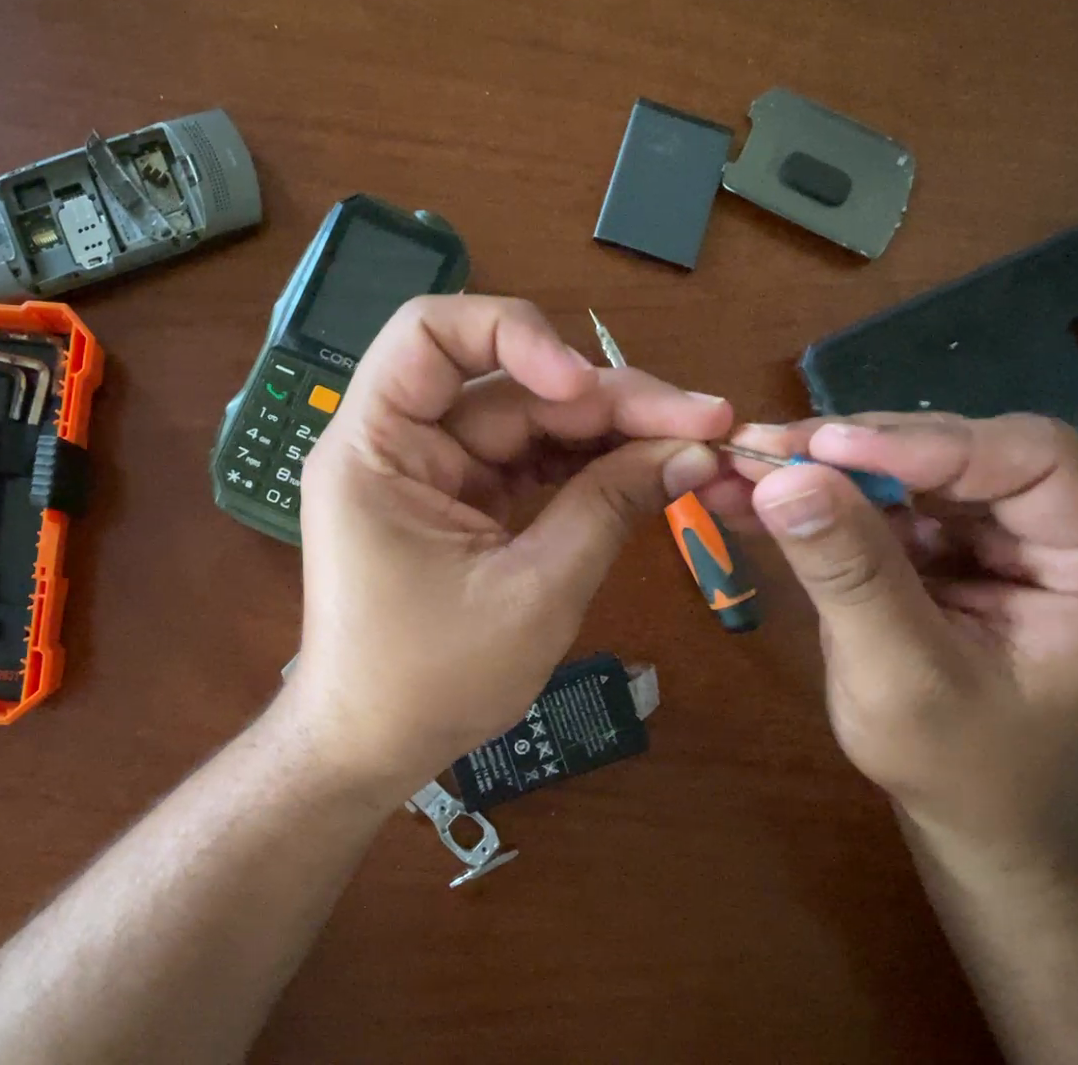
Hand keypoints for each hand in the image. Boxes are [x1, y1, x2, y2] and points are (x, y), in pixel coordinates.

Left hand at [272, 296, 736, 799]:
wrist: (373, 746)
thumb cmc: (431, 681)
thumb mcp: (532, 593)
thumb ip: (608, 508)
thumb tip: (691, 448)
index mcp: (374, 447)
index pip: (432, 332)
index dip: (516, 335)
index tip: (586, 386)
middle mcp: (395, 443)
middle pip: (504, 382)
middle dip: (602, 397)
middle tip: (704, 421)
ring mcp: (428, 473)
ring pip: (524, 419)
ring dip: (606, 430)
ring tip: (695, 444)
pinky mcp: (457, 502)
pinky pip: (523, 461)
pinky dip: (582, 465)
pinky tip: (647, 469)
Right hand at [727, 414, 1077, 849]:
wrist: (977, 814)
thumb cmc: (961, 765)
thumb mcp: (901, 676)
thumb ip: (849, 573)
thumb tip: (779, 479)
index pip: (1035, 461)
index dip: (926, 444)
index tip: (821, 447)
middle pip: (970, 453)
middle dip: (860, 451)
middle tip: (765, 449)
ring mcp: (1016, 535)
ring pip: (919, 469)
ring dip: (827, 469)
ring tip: (746, 468)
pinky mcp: (962, 544)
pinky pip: (890, 502)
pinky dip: (823, 498)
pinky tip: (759, 496)